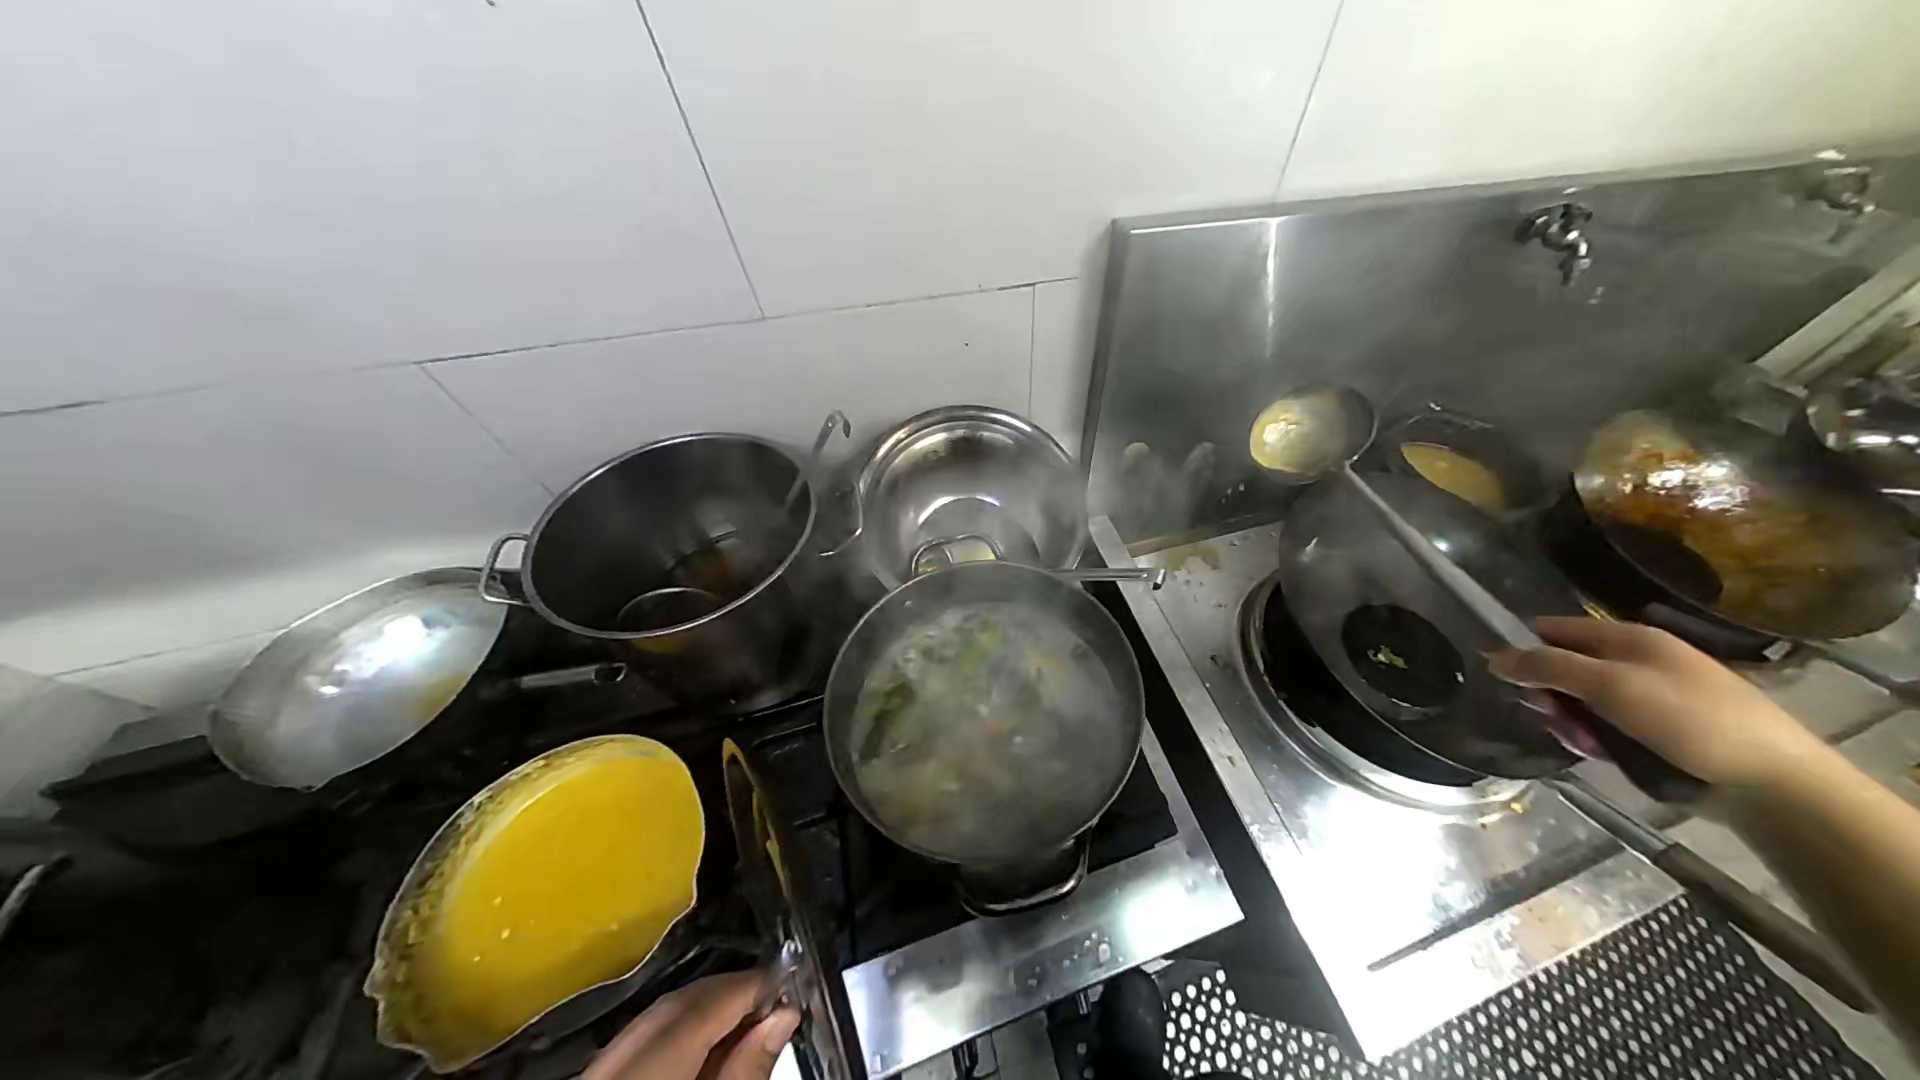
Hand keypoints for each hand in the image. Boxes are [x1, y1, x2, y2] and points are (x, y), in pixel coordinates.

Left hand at [583, 972, 799, 1079]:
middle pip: (678, 1005)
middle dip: (730, 996)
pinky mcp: (597, 1077)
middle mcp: (612, 1060)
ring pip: (657, 1020)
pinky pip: (639, 1042)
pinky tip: (704, 1053)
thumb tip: (784, 1015)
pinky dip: (677, 1038)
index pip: (705, 1002)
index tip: (791, 986)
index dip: (752, 986)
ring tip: (747, 1030)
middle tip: (775, 1007)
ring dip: (707, 1015)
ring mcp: (598, 1069)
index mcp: (649, 1066)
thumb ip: (746, 1071)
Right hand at [1488, 617, 1828, 789]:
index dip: (1524, 648)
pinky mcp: (1652, 730)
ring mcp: (1645, 697)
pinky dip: (1594, 739)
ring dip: (1570, 721)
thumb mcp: (1608, 685)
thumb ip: (1546, 666)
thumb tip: (1492, 657)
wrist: (1771, 783)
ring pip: (1578, 702)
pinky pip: (1602, 726)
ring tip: (1585, 742)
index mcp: (1628, 638)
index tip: (1507, 677)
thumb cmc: (1688, 720)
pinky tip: (1602, 753)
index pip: (1553, 629)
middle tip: (1551, 715)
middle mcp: (1633, 661)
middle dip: (1548, 694)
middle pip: (1561, 669)